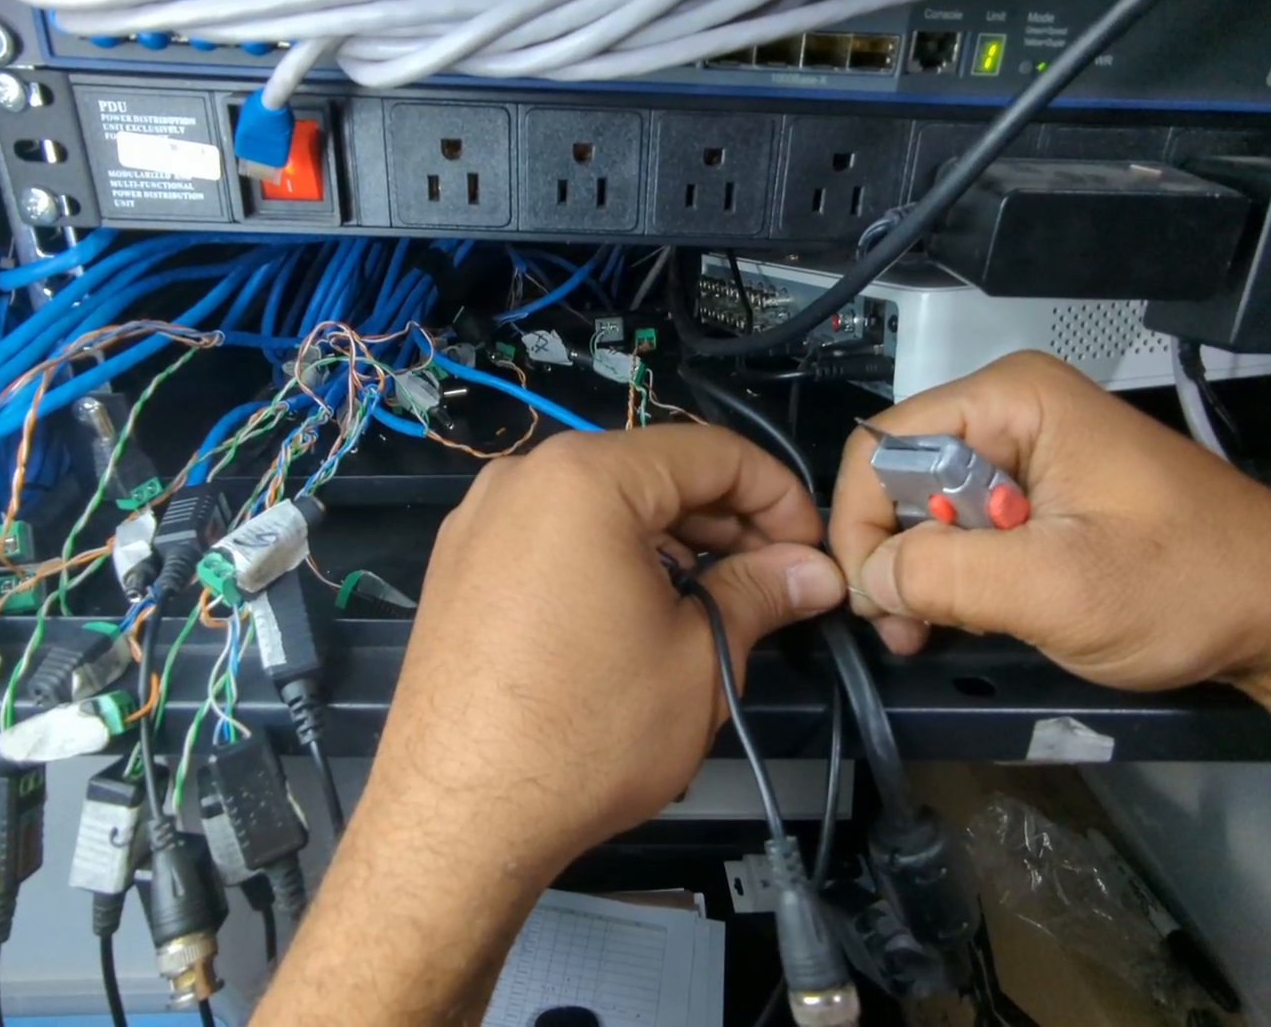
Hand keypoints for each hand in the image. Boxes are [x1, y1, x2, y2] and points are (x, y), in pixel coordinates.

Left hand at [370, 425, 845, 872]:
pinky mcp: (462, 564)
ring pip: (603, 506)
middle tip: (773, 581)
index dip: (777, 495)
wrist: (455, 817)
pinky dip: (610, 557)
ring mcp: (482, 520)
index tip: (809, 549)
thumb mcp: (697, 656)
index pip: (710, 452)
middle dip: (724, 522)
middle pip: (651, 474)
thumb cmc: (587, 730)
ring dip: (670, 542)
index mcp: (585, 476)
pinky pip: (556, 535)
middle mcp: (523, 478)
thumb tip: (815, 571)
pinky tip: (639, 611)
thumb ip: (762, 592)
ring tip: (711, 602)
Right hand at [828, 352, 1270, 689]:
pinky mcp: (1029, 492)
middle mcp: (1005, 413)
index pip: (880, 448)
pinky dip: (950, 577)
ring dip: (919, 574)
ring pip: (918, 510)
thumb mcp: (1060, 587)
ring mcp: (1018, 453)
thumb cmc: (1195, 588)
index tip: (875, 597)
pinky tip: (975, 610)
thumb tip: (868, 578)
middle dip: (892, 556)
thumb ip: (945, 575)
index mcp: (1010, 400)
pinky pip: (955, 528)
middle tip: (907, 624)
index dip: (861, 522)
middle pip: (895, 478)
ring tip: (944, 625)